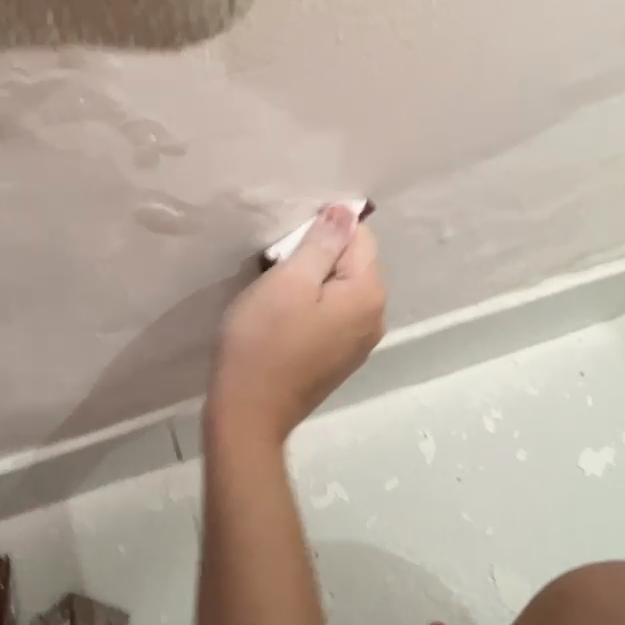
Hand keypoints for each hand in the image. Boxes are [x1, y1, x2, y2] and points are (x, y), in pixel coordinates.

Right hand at [209, 205, 386, 445]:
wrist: (248, 413)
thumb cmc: (263, 341)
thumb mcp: (288, 280)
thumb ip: (321, 242)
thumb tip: (347, 211)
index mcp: (368, 294)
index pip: (358, 235)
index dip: (321, 230)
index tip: (286, 248)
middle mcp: (375, 316)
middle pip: (352, 260)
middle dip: (316, 255)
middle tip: (277, 272)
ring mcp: (360, 341)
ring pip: (340, 286)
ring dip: (310, 280)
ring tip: (276, 296)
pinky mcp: (341, 356)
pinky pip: (333, 312)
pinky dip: (311, 305)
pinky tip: (283, 319)